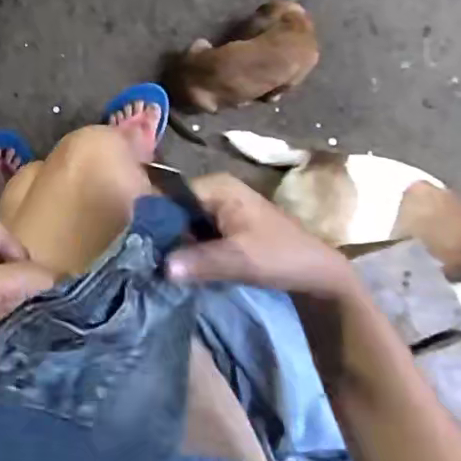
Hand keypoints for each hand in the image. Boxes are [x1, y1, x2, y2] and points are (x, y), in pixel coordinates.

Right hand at [165, 173, 359, 297]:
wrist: (319, 275)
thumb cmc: (282, 257)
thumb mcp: (240, 260)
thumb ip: (200, 261)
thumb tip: (162, 267)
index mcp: (217, 186)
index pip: (170, 196)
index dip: (154, 221)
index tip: (141, 248)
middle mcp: (215, 190)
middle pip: (175, 210)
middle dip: (164, 236)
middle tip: (147, 263)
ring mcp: (221, 208)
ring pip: (184, 225)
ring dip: (175, 246)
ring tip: (157, 268)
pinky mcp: (226, 227)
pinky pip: (196, 235)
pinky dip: (188, 251)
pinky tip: (177, 270)